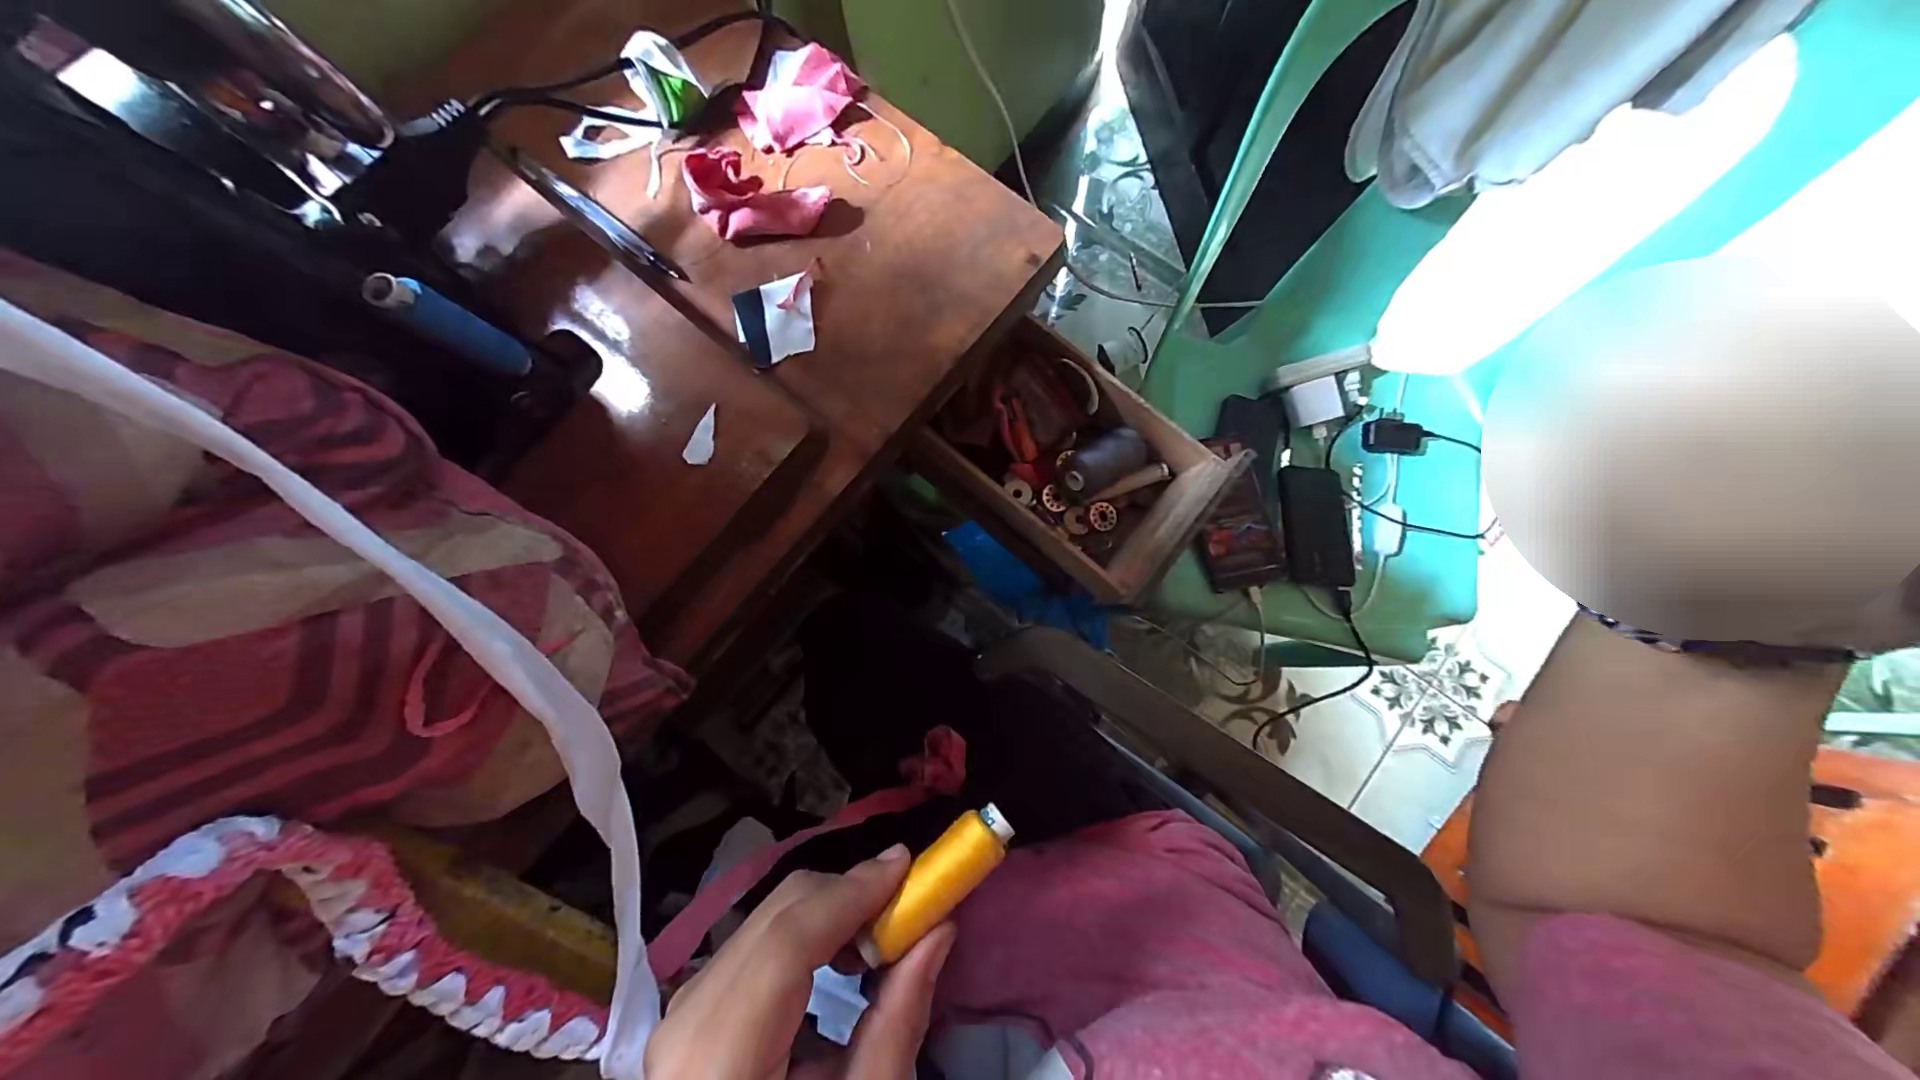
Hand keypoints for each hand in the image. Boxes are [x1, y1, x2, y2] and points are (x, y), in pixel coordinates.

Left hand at [645, 845, 957, 1079]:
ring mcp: (678, 1014)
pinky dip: (802, 935)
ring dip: (826, 914)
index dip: (849, 894)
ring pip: (763, 920)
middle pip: (773, 917)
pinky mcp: (687, 1011)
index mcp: (718, 1063)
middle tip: (903, 907)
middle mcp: (683, 1026)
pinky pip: (751, 943)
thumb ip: (899, 1019)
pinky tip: (834, 962)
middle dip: (845, 897)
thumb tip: (939, 928)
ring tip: (873, 945)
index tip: (906, 863)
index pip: (785, 944)